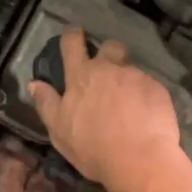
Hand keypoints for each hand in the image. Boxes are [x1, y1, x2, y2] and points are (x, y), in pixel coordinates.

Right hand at [28, 29, 185, 191]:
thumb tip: (34, 83)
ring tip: (129, 104)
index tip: (74, 32)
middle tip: (108, 71)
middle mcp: (109, 69)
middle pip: (110, 46)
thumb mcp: (59, 130)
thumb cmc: (93, 147)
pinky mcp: (157, 89)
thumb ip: (46, 103)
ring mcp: (135, 76)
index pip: (72, 45)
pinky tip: (145, 116)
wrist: (139, 159)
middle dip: (109, 52)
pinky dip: (145, 97)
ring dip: (128, 81)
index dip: (72, 35)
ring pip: (131, 69)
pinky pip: (149, 86)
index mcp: (81, 76)